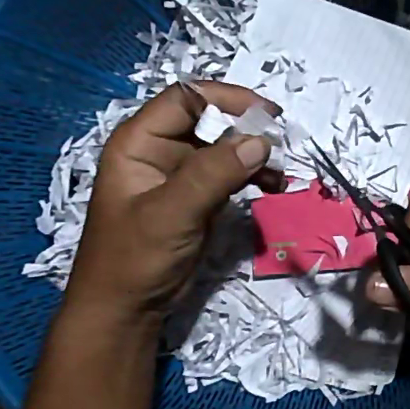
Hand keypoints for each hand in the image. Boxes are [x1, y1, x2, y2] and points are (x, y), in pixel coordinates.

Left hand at [61, 82, 276, 325]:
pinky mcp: (201, 195)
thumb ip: (213, 174)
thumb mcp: (171, 213)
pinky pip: (233, 172)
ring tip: (281, 169)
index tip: (265, 114)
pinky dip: (255, 174)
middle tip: (282, 141)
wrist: (127, 309)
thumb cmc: (134, 258)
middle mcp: (162, 149)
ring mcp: (183, 173)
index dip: (226, 98)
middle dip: (248, 127)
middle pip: (211, 119)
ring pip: (227, 145)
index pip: (186, 99)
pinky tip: (275, 185)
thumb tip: (260, 141)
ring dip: (256, 152)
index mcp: (140, 141)